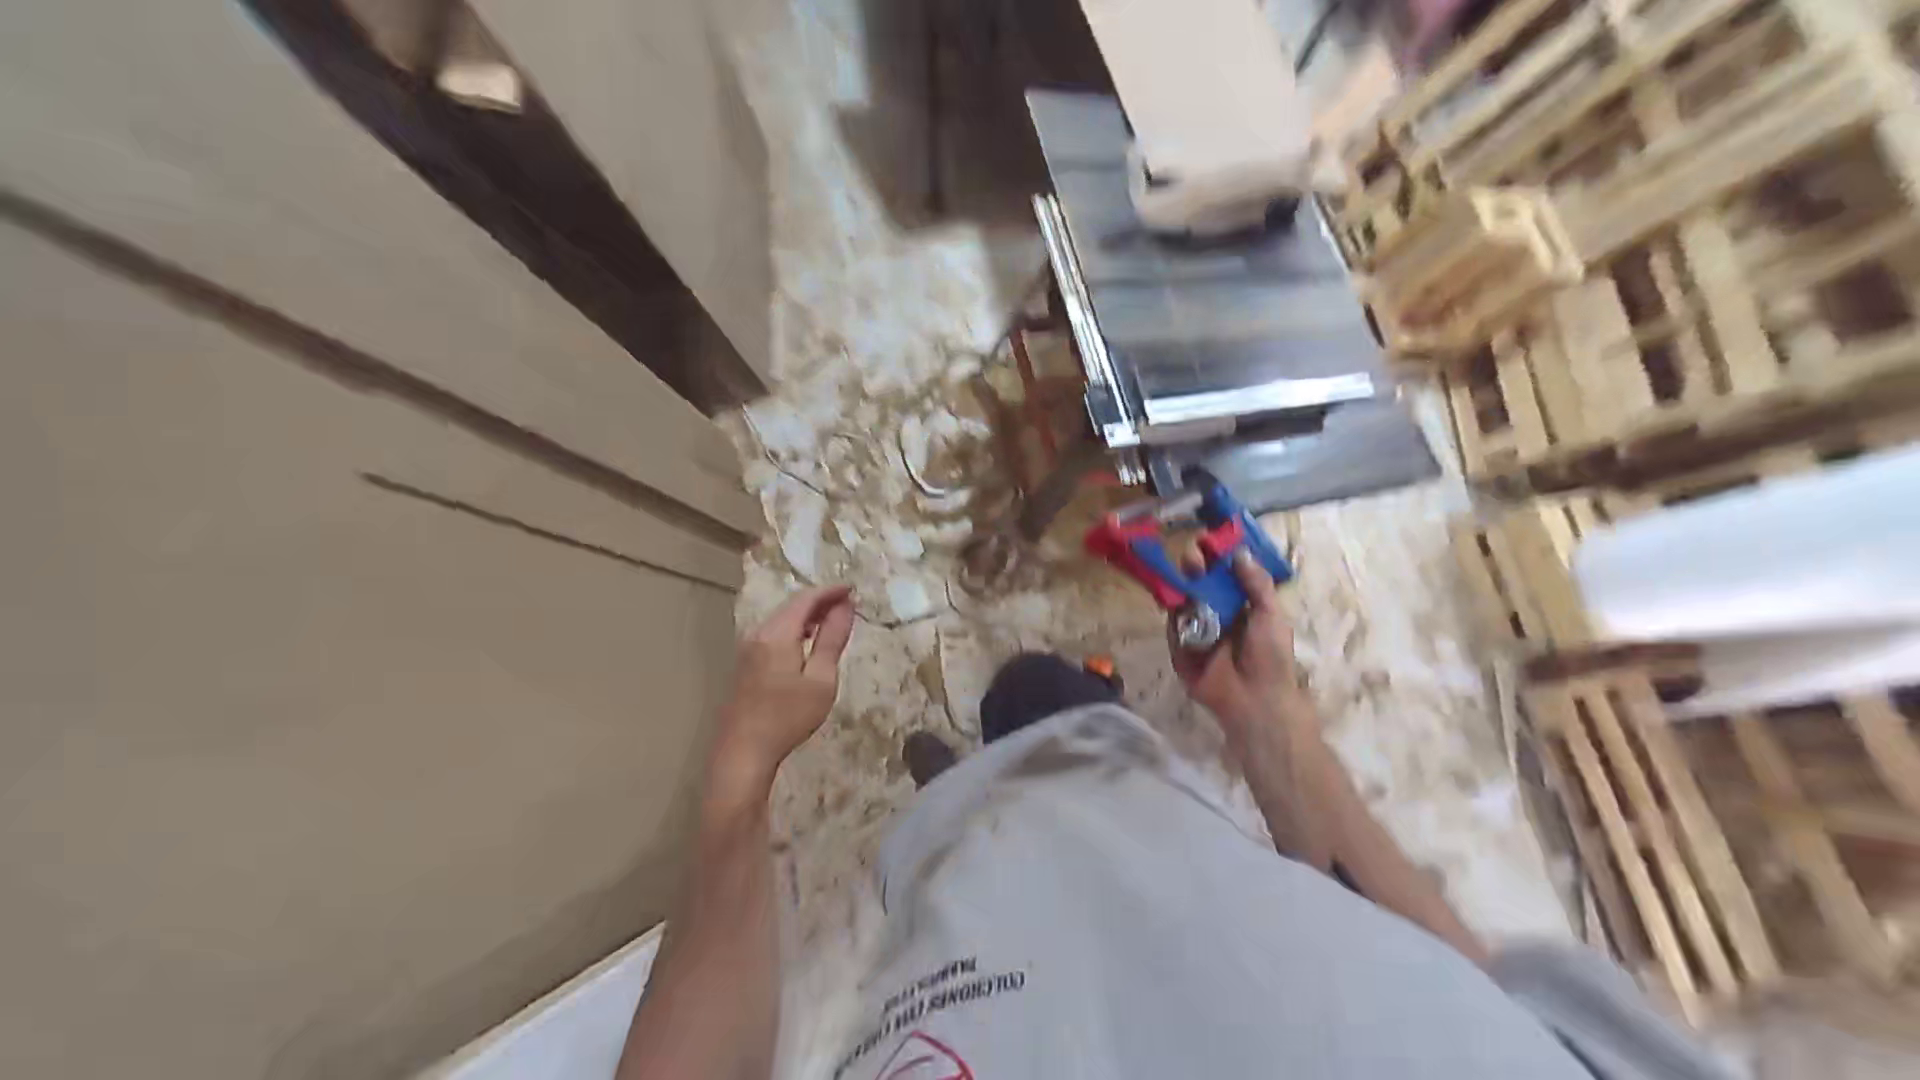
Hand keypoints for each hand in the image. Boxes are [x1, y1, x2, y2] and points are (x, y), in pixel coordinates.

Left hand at [710, 585, 855, 800]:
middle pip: (792, 606)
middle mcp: (759, 633)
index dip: (830, 592)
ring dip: (807, 616)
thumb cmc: (788, 717)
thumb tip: (845, 607)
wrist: (743, 751)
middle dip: (820, 601)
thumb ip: (832, 639)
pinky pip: (774, 633)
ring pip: (782, 619)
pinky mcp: (745, 663)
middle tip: (847, 605)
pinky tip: (807, 642)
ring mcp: (748, 648)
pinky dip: (795, 629)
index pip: (806, 599)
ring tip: (833, 621)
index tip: (853, 590)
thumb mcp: (821, 679)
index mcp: (777, 633)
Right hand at [1169, 550, 1310, 746]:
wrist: (1254, 699)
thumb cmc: (1270, 657)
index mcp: (1241, 605)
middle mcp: (1217, 613)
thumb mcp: (1271, 615)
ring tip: (1185, 574)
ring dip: (1182, 584)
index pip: (1224, 574)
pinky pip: (1172, 624)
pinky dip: (1172, 613)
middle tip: (1194, 556)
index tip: (1210, 540)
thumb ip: (1257, 584)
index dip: (1217, 557)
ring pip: (1182, 599)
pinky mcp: (1179, 645)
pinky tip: (1176, 603)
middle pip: (1199, 582)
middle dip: (1195, 566)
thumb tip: (1240, 552)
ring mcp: (1195, 629)